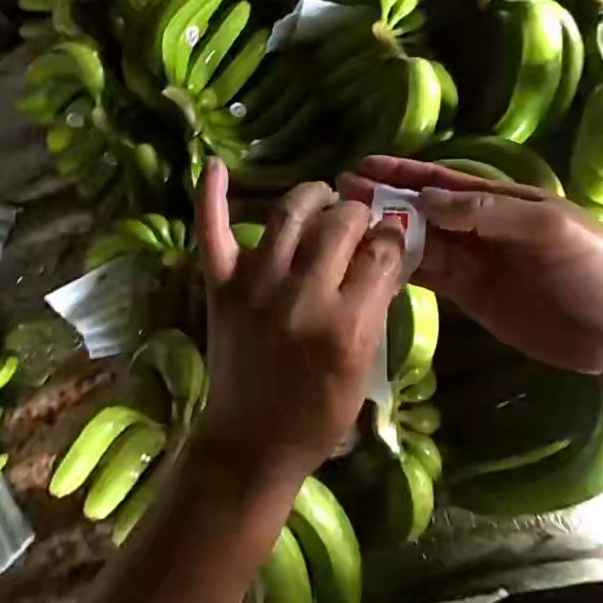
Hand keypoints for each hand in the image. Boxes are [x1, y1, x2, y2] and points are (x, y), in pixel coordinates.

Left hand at [190, 159, 406, 483]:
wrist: (251, 438)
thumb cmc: (318, 413)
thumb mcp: (364, 364)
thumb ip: (377, 303)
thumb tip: (389, 248)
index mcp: (346, 323)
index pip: (381, 251)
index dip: (391, 236)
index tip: (390, 236)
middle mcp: (301, 295)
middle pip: (340, 224)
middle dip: (358, 214)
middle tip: (358, 221)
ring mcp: (254, 285)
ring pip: (290, 213)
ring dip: (313, 197)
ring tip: (324, 198)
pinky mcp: (220, 285)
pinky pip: (213, 230)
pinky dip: (211, 194)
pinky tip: (214, 163)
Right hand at [338, 156, 602, 375]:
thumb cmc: (597, 268)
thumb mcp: (548, 229)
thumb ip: (487, 213)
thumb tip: (424, 201)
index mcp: (499, 201)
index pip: (440, 182)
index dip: (401, 174)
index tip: (361, 167)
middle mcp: (476, 226)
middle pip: (418, 210)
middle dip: (380, 200)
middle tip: (338, 196)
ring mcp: (469, 261)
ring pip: (415, 241)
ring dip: (382, 233)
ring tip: (343, 228)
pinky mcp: (466, 294)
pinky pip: (424, 275)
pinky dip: (396, 266)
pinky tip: (368, 263)